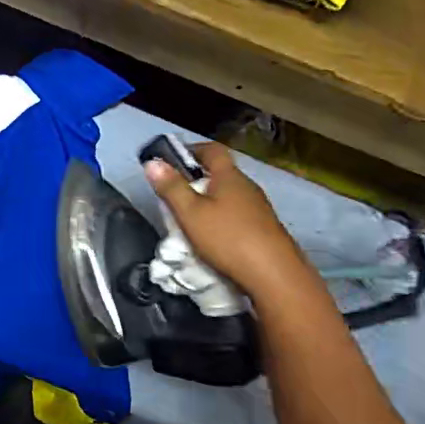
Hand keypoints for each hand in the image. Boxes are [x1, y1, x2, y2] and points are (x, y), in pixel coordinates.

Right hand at [144, 142, 306, 296]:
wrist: (272, 274)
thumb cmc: (227, 238)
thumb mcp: (190, 213)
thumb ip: (171, 188)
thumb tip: (152, 162)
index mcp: (229, 177)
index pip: (212, 150)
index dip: (191, 149)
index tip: (170, 159)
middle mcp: (247, 186)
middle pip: (220, 173)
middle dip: (196, 179)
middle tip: (174, 195)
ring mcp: (258, 208)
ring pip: (228, 196)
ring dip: (209, 201)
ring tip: (189, 219)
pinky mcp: (263, 228)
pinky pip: (236, 214)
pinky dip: (221, 218)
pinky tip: (211, 237)